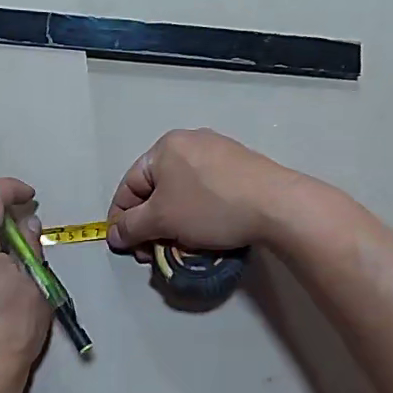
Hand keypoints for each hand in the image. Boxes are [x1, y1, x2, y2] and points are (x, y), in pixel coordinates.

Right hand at [106, 129, 305, 252]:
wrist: (276, 205)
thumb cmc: (210, 207)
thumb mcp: (162, 220)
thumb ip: (131, 227)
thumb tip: (116, 234)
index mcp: (165, 147)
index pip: (129, 186)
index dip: (121, 218)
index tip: (123, 245)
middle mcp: (190, 142)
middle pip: (156, 188)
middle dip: (150, 223)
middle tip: (152, 250)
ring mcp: (218, 152)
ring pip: (181, 192)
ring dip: (173, 221)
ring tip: (178, 244)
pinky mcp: (240, 167)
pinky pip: (205, 192)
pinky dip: (196, 213)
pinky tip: (204, 232)